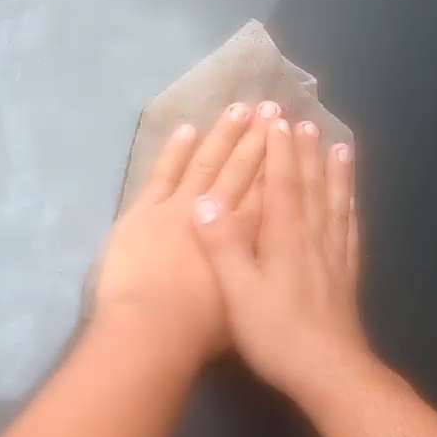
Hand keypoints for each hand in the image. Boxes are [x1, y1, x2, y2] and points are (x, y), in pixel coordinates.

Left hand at [91, 100, 276, 362]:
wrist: (151, 329)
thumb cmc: (199, 330)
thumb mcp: (242, 301)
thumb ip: (253, 269)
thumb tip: (266, 256)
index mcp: (245, 237)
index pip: (267, 192)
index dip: (281, 163)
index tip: (293, 136)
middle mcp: (217, 214)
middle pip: (241, 169)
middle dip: (259, 138)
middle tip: (274, 107)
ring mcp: (177, 209)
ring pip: (206, 163)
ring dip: (224, 134)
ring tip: (241, 107)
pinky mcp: (143, 213)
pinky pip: (163, 173)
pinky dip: (176, 150)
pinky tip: (189, 129)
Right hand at [192, 116, 371, 401]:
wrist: (328, 373)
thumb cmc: (277, 334)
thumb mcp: (238, 292)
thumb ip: (223, 246)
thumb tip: (204, 201)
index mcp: (286, 239)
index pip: (282, 185)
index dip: (278, 152)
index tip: (275, 120)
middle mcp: (314, 240)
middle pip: (312, 188)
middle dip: (307, 154)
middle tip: (306, 122)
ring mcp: (334, 259)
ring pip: (336, 205)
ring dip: (336, 174)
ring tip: (340, 146)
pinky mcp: (346, 280)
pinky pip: (350, 233)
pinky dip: (350, 210)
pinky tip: (353, 203)